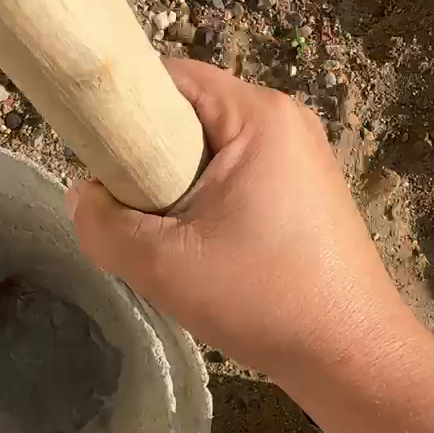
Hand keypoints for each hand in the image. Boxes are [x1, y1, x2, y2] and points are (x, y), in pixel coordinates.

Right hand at [68, 59, 408, 381]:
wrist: (350, 354)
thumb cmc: (260, 298)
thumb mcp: (161, 265)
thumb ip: (102, 226)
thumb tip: (83, 197)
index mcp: (258, 115)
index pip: (170, 78)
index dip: (123, 109)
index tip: (97, 157)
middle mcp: (286, 121)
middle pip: (191, 114)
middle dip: (150, 156)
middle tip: (130, 209)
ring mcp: (303, 156)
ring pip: (212, 151)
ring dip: (178, 185)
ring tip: (167, 235)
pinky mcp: (308, 191)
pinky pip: (238, 176)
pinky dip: (209, 201)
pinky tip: (204, 247)